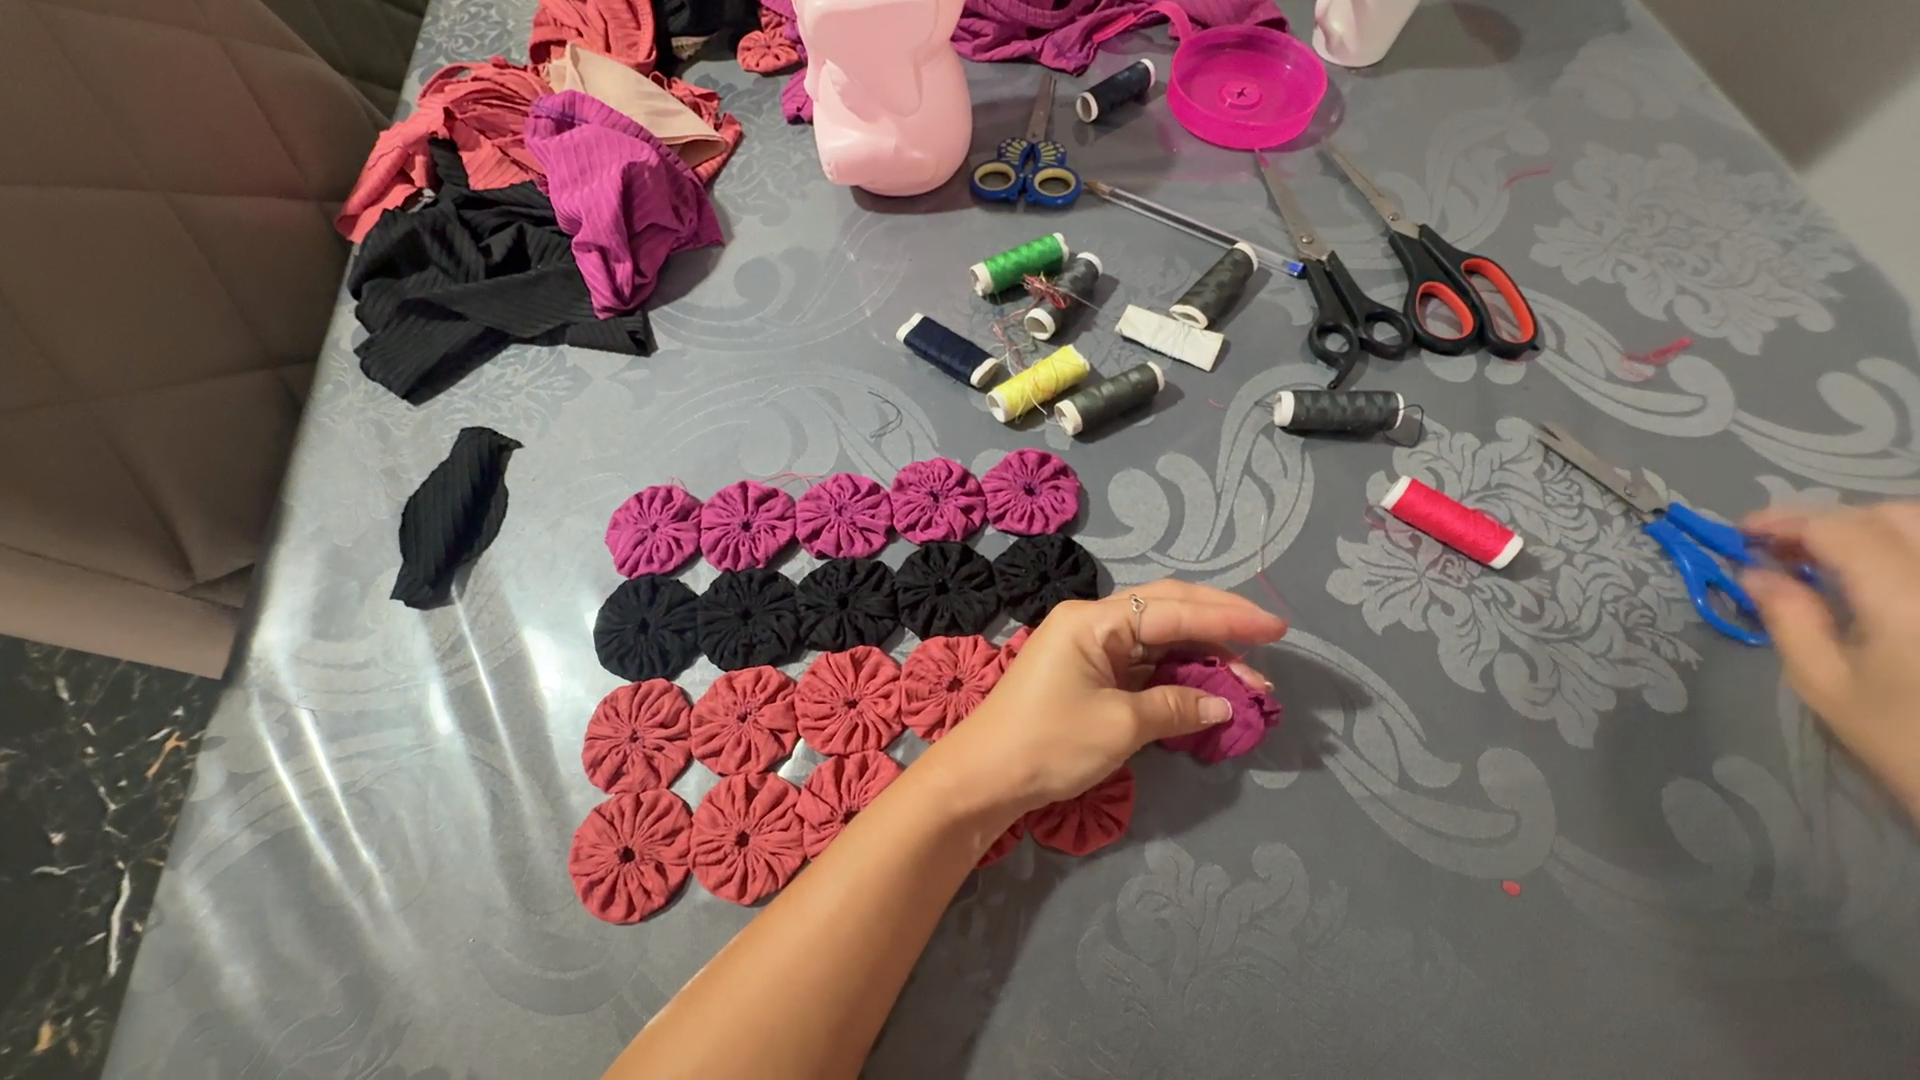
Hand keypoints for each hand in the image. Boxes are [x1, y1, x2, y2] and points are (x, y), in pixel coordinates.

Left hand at [930, 580, 1287, 815]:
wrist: (983, 778)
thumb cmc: (1048, 743)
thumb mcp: (1119, 725)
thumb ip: (1175, 707)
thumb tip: (1223, 703)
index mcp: (1093, 620)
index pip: (1173, 609)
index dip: (1228, 618)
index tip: (1276, 629)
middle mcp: (1091, 622)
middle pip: (1166, 611)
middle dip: (1218, 626)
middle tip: (1269, 639)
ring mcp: (1087, 648)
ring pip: (1157, 639)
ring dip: (1200, 656)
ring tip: (1246, 678)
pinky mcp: (1087, 675)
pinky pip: (1141, 664)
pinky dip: (1175, 676)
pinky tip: (1204, 688)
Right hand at [1744, 501, 1919, 815]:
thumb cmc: (1902, 740)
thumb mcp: (1826, 684)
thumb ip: (1790, 618)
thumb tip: (1757, 573)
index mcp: (1906, 600)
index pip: (1840, 530)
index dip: (1785, 521)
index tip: (1742, 535)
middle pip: (1895, 515)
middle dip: (1831, 521)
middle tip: (1783, 549)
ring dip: (1874, 531)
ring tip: (1832, 561)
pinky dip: (1905, 551)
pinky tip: (1881, 579)